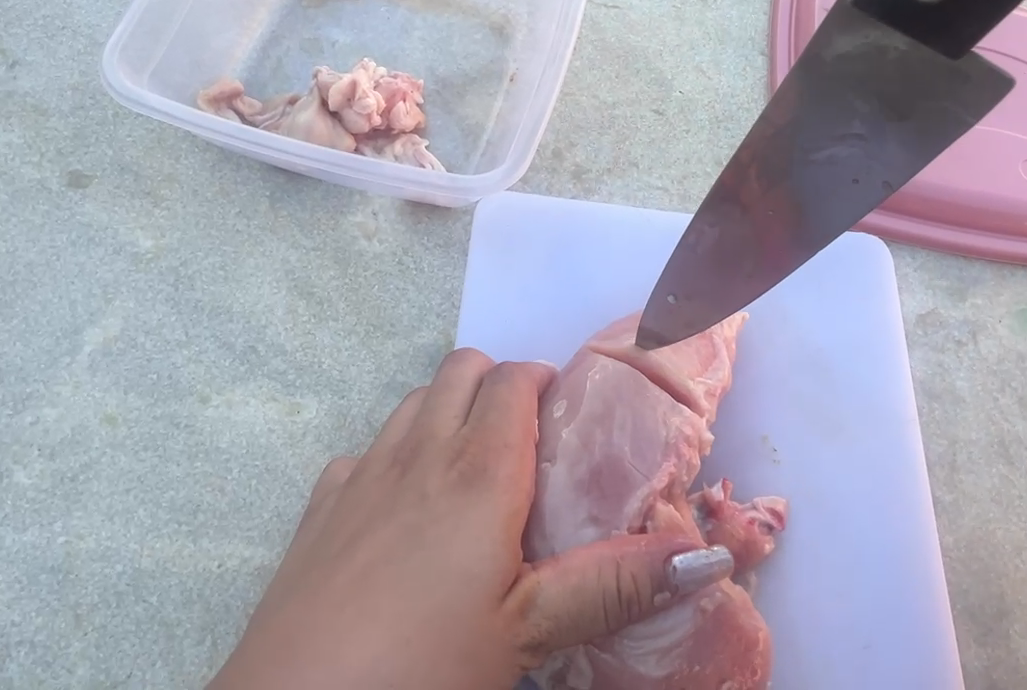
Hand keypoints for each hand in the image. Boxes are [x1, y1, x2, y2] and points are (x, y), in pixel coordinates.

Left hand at [209, 349, 734, 689]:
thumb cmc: (426, 664)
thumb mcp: (531, 629)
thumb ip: (615, 584)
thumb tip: (705, 558)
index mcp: (479, 469)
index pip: (514, 379)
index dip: (543, 380)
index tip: (564, 413)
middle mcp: (420, 450)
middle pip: (462, 367)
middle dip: (497, 382)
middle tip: (522, 441)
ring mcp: (363, 470)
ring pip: (413, 398)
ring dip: (446, 410)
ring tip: (467, 470)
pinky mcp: (321, 504)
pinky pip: (366, 448)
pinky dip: (393, 454)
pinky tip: (399, 511)